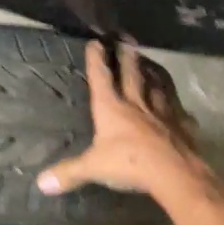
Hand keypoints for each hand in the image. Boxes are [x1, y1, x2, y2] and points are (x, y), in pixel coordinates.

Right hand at [38, 41, 205, 200]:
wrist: (174, 173)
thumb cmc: (129, 163)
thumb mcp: (93, 167)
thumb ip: (69, 172)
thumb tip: (40, 183)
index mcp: (111, 107)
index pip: (101, 77)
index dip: (97, 59)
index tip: (95, 42)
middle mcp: (136, 103)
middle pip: (132, 74)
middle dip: (128, 57)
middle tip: (127, 40)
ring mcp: (162, 113)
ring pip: (158, 86)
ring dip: (154, 74)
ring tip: (152, 64)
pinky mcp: (182, 126)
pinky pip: (180, 112)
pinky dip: (179, 108)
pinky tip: (182, 109)